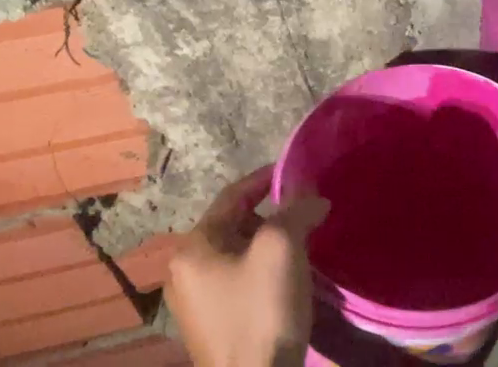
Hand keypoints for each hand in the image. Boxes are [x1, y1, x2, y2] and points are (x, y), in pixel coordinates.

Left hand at [166, 165, 329, 366]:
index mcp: (193, 248)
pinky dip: (266, 268)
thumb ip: (296, 208)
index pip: (233, 195)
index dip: (268, 177)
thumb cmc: (261, 310)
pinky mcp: (214, 326)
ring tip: (306, 239)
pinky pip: (241, 280)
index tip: (301, 172)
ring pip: (240, 253)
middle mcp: (185, 272)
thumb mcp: (281, 247)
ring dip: (272, 242)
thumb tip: (312, 197)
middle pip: (236, 223)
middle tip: (308, 209)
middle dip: (273, 212)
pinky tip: (291, 275)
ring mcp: (197, 303)